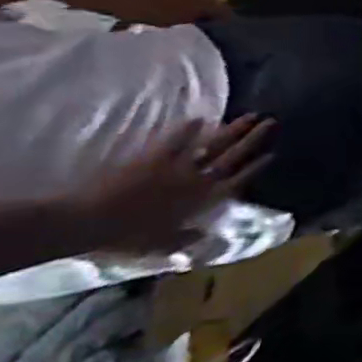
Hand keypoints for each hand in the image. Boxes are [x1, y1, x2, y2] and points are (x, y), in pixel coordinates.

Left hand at [71, 115, 274, 252]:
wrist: (89, 221)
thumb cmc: (125, 238)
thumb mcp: (159, 246)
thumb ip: (184, 239)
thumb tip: (205, 234)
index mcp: (200, 202)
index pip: (236, 181)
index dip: (255, 168)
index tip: (272, 154)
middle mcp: (196, 180)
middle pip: (232, 156)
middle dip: (253, 139)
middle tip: (270, 122)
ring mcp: (178, 166)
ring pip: (213, 144)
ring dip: (232, 129)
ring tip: (249, 115)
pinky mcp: (157, 156)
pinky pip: (178, 139)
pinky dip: (189, 129)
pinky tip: (199, 119)